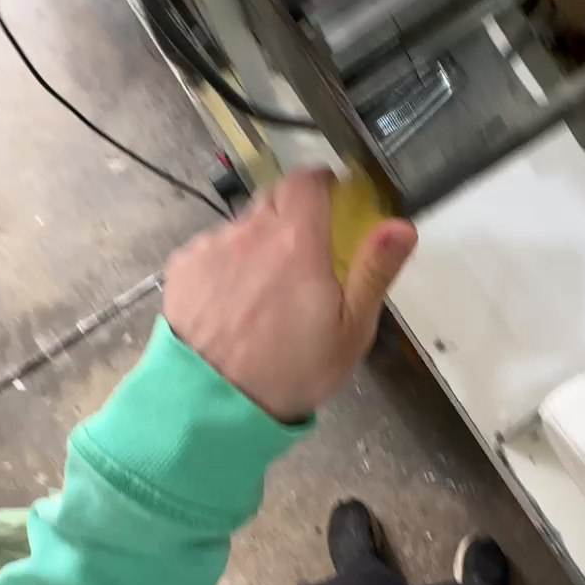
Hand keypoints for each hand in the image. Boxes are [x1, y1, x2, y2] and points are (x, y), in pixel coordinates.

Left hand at [162, 168, 418, 421]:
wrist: (214, 403)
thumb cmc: (290, 371)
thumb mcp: (350, 331)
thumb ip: (375, 272)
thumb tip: (401, 226)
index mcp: (297, 241)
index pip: (309, 180)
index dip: (324, 186)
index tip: (334, 204)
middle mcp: (250, 232)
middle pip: (274, 199)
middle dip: (293, 217)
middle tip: (305, 259)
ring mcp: (211, 247)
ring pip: (242, 228)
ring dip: (257, 247)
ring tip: (264, 295)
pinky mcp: (183, 267)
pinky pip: (212, 252)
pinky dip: (225, 267)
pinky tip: (232, 306)